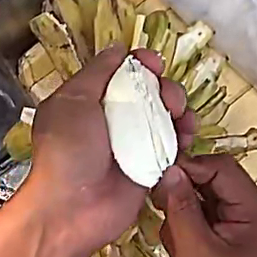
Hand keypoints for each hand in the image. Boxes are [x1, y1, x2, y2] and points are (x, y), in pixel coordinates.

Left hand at [20, 46, 190, 256]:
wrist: (73, 208)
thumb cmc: (67, 151)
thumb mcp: (74, 100)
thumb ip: (98, 72)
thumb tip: (119, 49)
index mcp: (90, 101)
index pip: (122, 73)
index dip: (141, 65)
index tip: (154, 64)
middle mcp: (113, 120)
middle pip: (150, 93)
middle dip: (166, 89)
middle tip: (170, 100)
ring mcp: (133, 145)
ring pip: (166, 118)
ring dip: (180, 112)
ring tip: (183, 118)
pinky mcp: (150, 168)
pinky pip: (173, 147)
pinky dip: (184, 138)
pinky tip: (188, 136)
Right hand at [153, 155, 256, 256]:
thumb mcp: (197, 251)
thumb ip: (182, 209)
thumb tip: (170, 173)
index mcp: (254, 211)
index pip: (220, 168)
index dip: (189, 168)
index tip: (159, 176)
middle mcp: (249, 212)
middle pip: (209, 181)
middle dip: (182, 197)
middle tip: (162, 210)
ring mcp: (236, 226)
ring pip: (199, 201)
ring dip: (181, 218)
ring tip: (178, 245)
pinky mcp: (223, 239)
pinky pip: (197, 220)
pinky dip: (183, 233)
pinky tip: (182, 254)